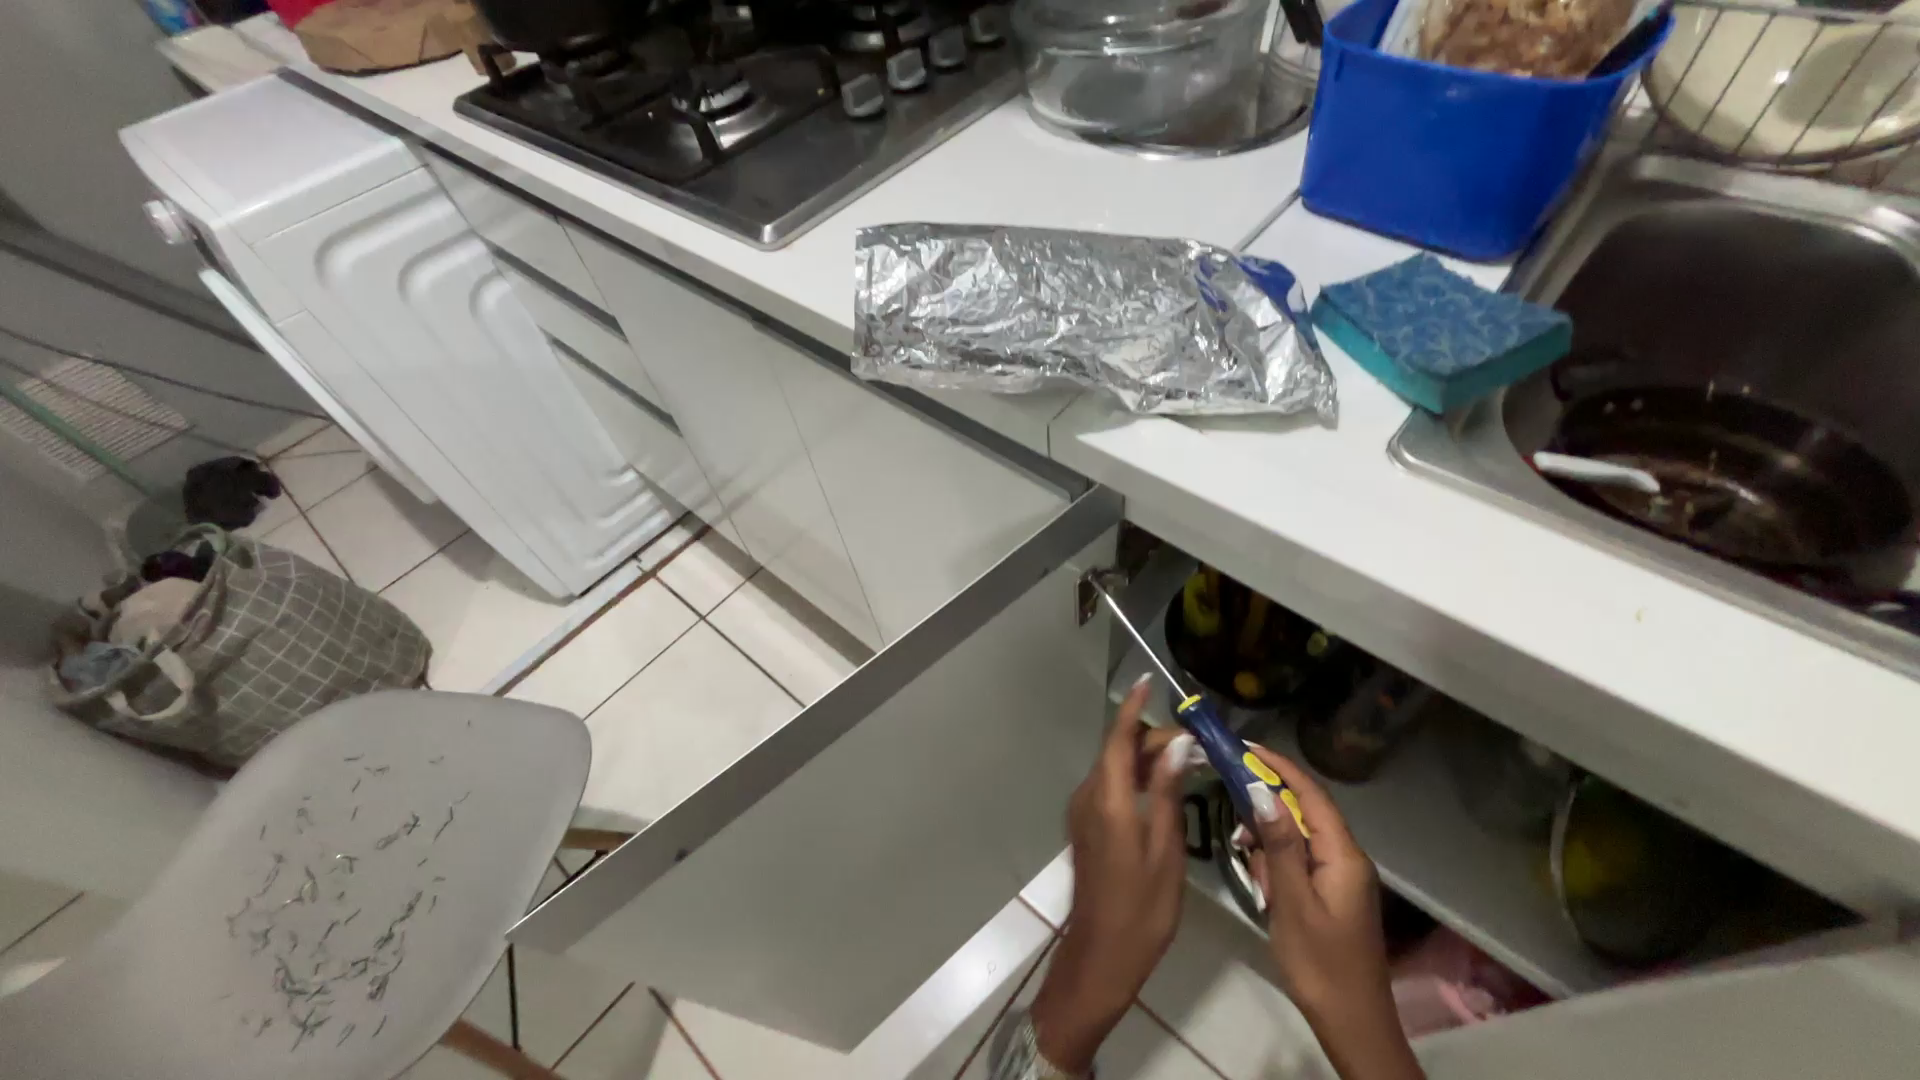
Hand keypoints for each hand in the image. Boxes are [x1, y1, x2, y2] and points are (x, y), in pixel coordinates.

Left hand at [1030, 674, 1192, 1074]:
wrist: (1101, 954)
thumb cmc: (1143, 907)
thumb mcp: (1167, 849)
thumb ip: (1169, 792)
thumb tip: (1178, 745)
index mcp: (1109, 799)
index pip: (1119, 739)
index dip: (1133, 709)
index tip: (1148, 682)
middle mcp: (1089, 797)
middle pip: (1118, 752)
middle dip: (1152, 740)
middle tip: (1195, 747)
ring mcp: (1083, 812)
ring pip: (1114, 769)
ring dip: (1145, 761)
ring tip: (1187, 765)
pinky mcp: (1085, 826)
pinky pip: (1110, 789)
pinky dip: (1134, 780)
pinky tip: (1163, 791)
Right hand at [1245, 747, 1424, 1079]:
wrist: (1353, 1024)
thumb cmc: (1320, 964)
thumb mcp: (1292, 902)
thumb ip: (1279, 844)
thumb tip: (1263, 791)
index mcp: (1343, 856)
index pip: (1311, 795)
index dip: (1279, 767)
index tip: (1245, 747)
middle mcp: (1347, 858)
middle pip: (1304, 812)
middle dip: (1267, 804)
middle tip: (1230, 798)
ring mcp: (1341, 877)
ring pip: (1299, 838)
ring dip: (1270, 840)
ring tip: (1247, 856)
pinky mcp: (1332, 894)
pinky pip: (1300, 861)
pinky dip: (1278, 862)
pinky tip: (1263, 882)